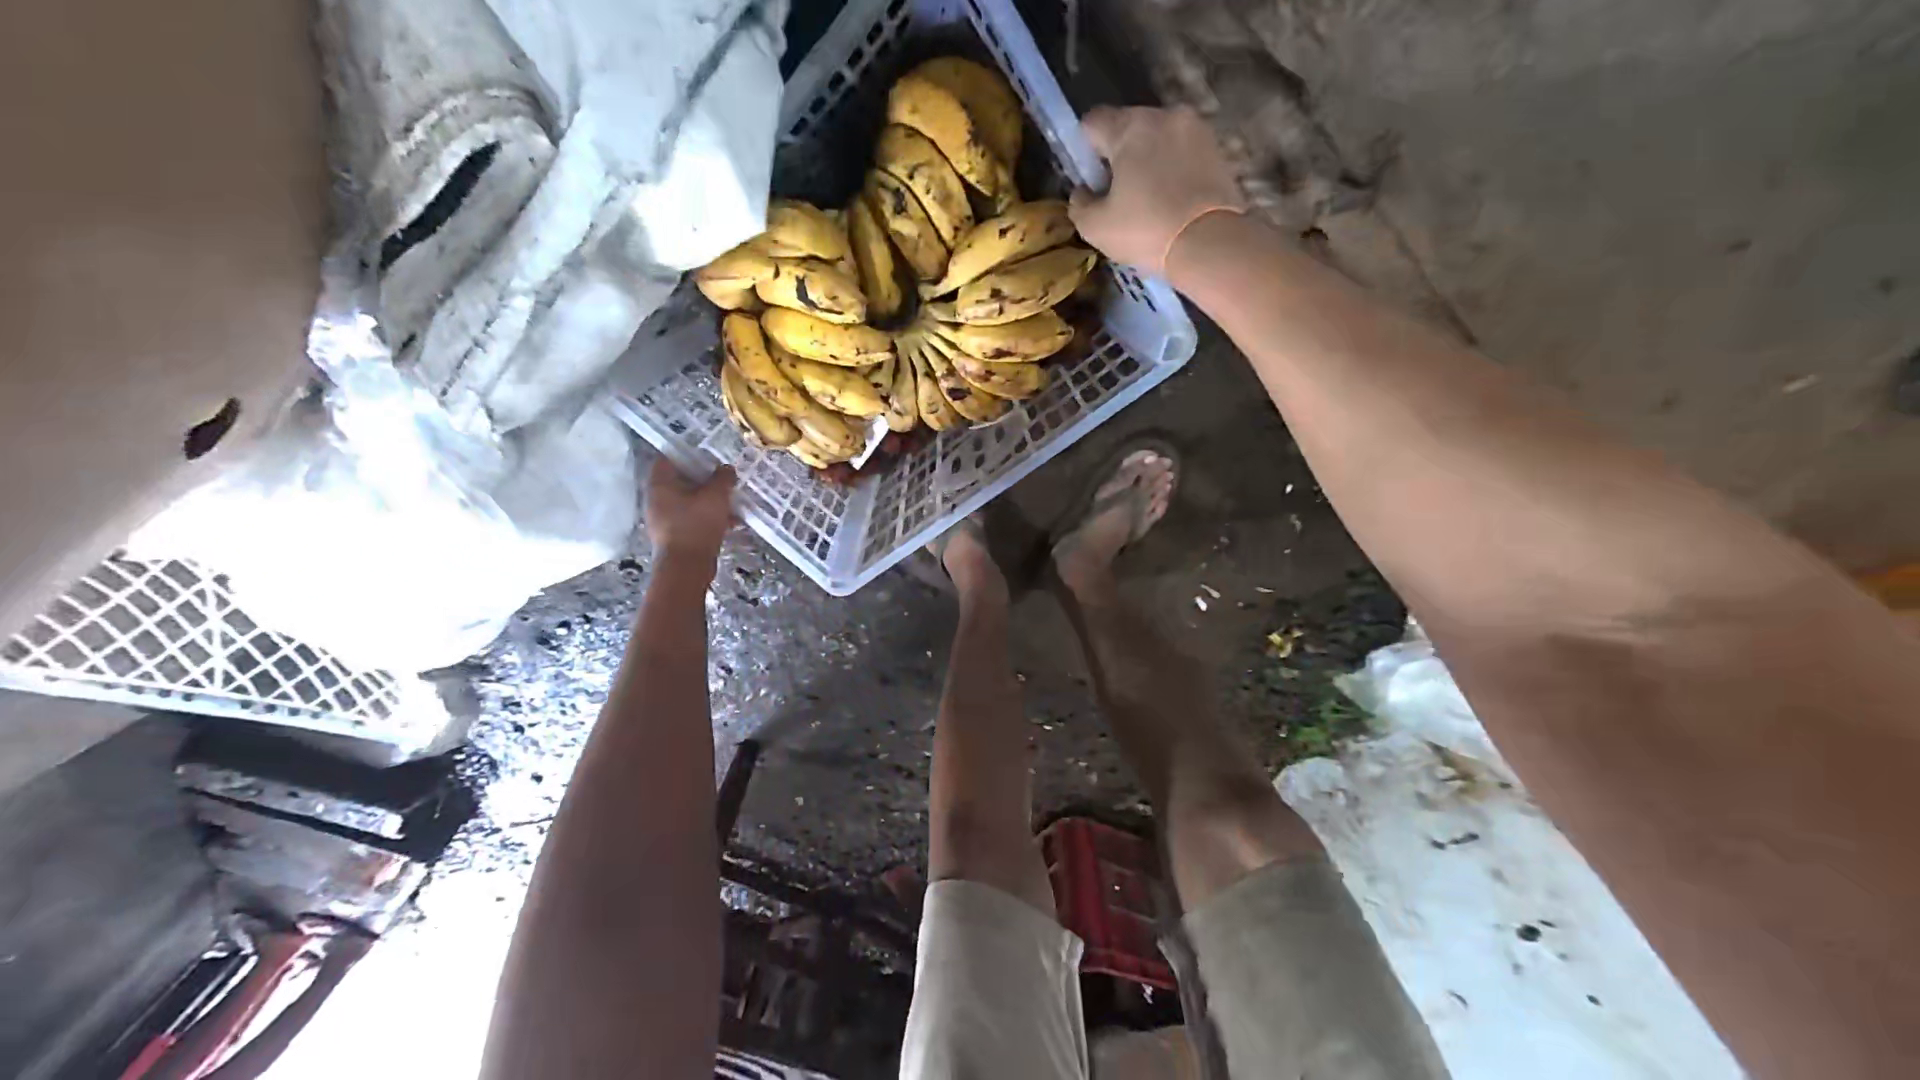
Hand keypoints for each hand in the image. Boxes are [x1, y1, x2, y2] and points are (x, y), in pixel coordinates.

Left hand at [645, 457, 736, 570]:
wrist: (687, 567)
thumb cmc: (697, 524)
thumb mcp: (716, 496)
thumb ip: (722, 478)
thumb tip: (726, 468)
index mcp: (660, 484)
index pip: (668, 459)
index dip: (688, 454)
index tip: (708, 456)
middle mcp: (657, 499)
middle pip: (680, 480)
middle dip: (704, 479)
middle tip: (724, 478)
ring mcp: (664, 518)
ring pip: (689, 501)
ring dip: (709, 500)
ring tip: (732, 501)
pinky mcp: (675, 535)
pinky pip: (692, 518)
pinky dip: (709, 517)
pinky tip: (731, 522)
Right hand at [1069, 106, 1247, 274]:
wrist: (1209, 244)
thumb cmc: (1146, 231)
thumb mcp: (1095, 227)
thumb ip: (1079, 203)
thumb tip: (1083, 192)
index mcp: (1130, 127)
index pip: (1093, 122)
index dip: (1084, 150)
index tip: (1090, 181)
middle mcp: (1165, 115)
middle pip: (1128, 127)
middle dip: (1119, 155)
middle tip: (1119, 195)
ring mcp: (1196, 129)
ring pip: (1158, 139)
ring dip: (1148, 161)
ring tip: (1148, 199)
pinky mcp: (1218, 148)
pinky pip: (1182, 152)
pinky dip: (1173, 169)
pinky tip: (1172, 201)